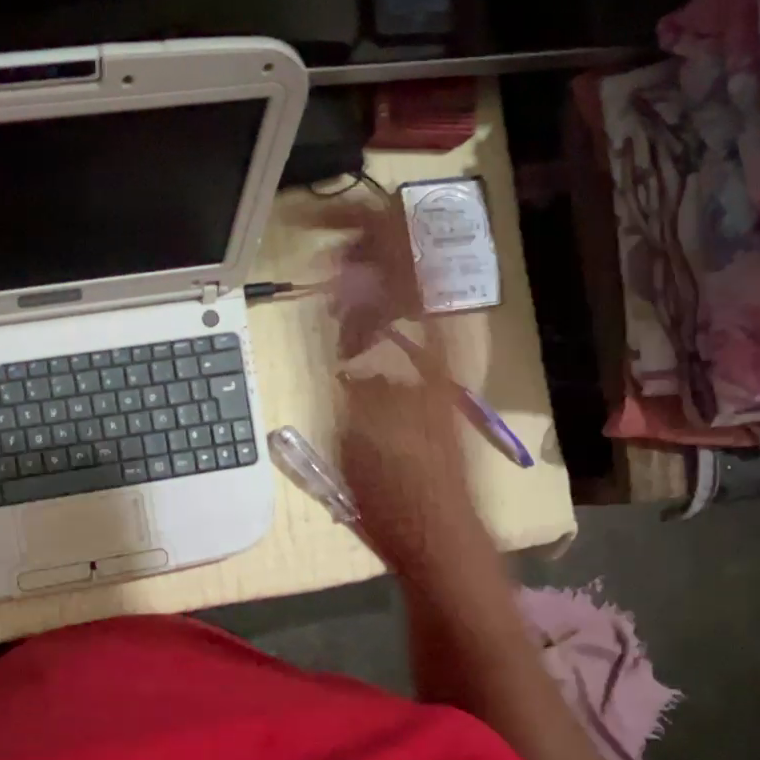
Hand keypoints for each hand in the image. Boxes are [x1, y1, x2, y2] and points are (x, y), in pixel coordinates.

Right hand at [318, 200, 484, 574]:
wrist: (440, 540)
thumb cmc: (403, 488)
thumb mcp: (365, 418)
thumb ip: (354, 347)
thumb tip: (346, 288)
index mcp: (429, 343)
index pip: (406, 259)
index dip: (365, 227)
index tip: (321, 219)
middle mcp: (440, 343)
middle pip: (408, 271)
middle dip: (360, 252)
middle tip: (319, 253)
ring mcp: (436, 363)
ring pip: (402, 301)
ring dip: (363, 287)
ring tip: (329, 290)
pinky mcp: (426, 385)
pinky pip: (398, 332)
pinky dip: (369, 321)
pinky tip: (348, 334)